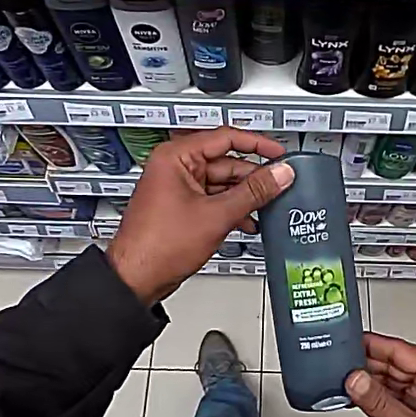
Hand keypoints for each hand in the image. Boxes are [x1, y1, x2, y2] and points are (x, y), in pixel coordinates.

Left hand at [106, 126, 293, 305]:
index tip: (278, 152)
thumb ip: (253, 191)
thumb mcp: (217, 214)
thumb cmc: (157, 246)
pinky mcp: (183, 206)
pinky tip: (249, 221)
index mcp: (176, 156)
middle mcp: (175, 167)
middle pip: (226, 161)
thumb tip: (279, 174)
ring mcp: (179, 187)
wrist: (136, 279)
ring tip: (267, 204)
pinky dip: (232, 208)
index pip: (225, 137)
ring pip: (223, 182)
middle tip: (279, 183)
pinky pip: (214, 198)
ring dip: (245, 195)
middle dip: (253, 176)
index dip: (256, 144)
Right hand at [346, 332, 415, 416]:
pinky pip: (398, 399)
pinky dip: (380, 400)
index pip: (402, 350)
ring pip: (395, 382)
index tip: (348, 340)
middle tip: (338, 364)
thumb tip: (356, 380)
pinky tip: (361, 398)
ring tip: (344, 381)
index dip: (373, 344)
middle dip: (368, 365)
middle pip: (396, 364)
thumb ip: (381, 404)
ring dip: (372, 383)